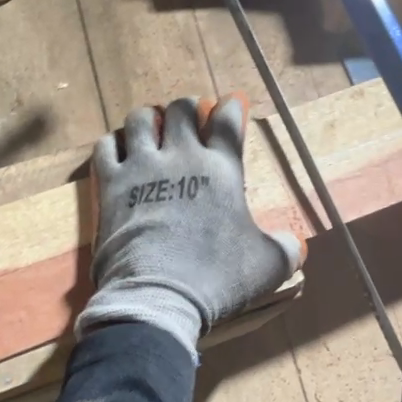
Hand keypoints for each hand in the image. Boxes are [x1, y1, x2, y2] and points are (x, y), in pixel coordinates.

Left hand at [78, 97, 303, 356]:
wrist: (159, 296)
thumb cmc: (217, 279)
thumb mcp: (267, 266)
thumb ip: (285, 248)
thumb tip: (295, 244)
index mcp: (222, 169)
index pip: (226, 120)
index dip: (229, 108)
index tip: (229, 106)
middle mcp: (181, 157)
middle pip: (181, 109)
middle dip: (186, 110)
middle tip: (187, 123)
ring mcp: (142, 168)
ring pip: (140, 119)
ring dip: (148, 120)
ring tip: (151, 131)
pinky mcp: (110, 185)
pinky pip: (106, 146)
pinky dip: (114, 143)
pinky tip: (119, 152)